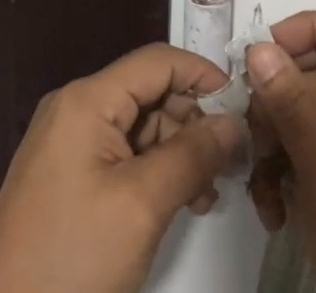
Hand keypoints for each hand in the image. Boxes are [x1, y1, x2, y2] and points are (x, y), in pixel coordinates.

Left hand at [0, 43, 247, 292]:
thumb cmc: (74, 253)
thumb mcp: (142, 203)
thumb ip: (192, 155)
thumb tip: (234, 120)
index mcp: (86, 100)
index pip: (156, 62)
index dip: (203, 75)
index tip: (244, 107)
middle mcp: (76, 110)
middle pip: (151, 94)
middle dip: (193, 124)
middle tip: (229, 168)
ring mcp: (71, 144)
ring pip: (143, 128)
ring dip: (180, 155)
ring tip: (205, 197)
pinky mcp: (72, 176)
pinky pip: (125, 156)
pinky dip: (157, 173)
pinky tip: (183, 202)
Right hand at [247, 12, 315, 292]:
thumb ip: (293, 103)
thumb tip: (259, 47)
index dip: (305, 32)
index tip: (258, 56)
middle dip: (278, 104)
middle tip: (254, 137)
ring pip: (305, 116)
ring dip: (274, 146)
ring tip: (263, 187)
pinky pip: (307, 154)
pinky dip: (283, 175)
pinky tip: (272, 207)